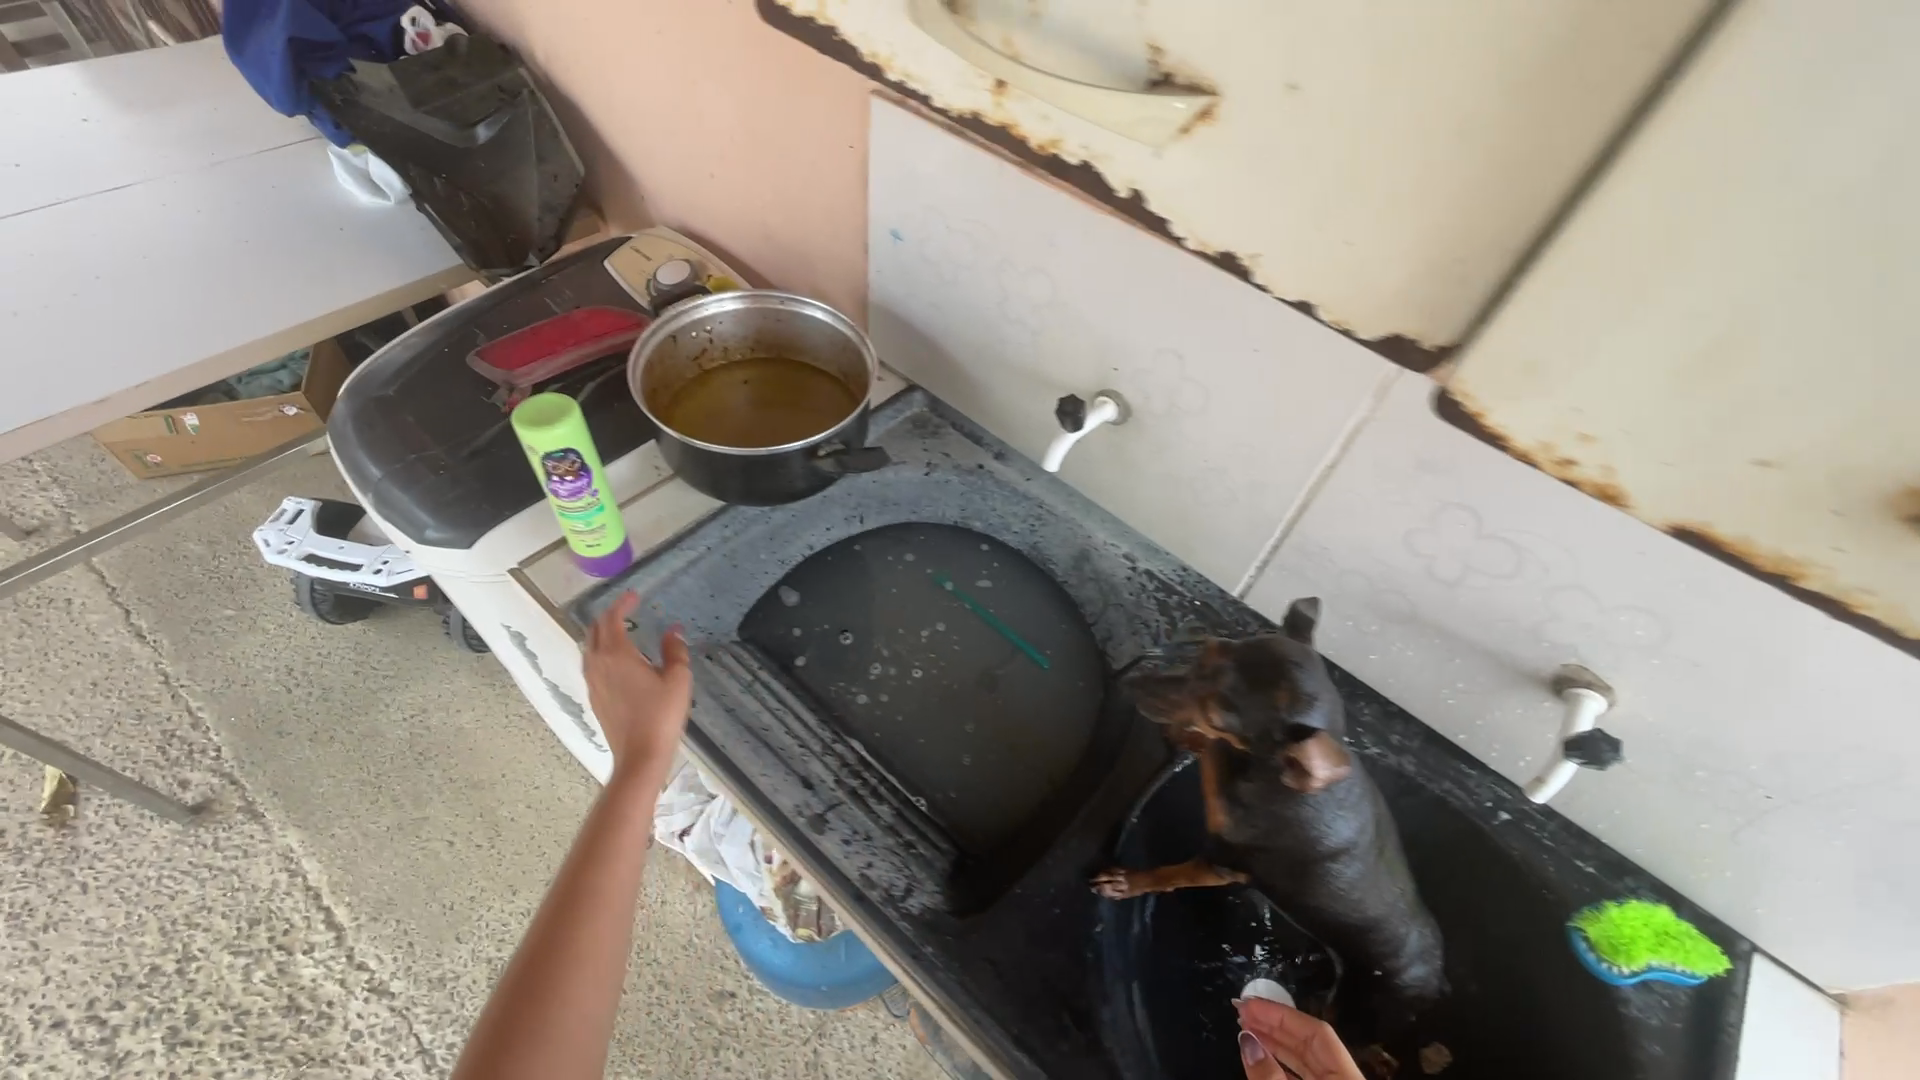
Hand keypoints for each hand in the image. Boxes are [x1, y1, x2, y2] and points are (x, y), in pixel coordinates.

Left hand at [583, 592, 690, 781]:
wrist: (640, 754)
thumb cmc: (661, 714)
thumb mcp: (677, 678)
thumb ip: (674, 650)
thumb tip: (673, 631)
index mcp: (617, 655)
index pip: (611, 619)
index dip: (621, 604)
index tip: (633, 595)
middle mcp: (598, 664)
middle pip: (594, 631)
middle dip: (608, 616)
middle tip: (626, 610)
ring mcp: (593, 682)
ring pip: (590, 648)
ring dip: (602, 635)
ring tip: (621, 632)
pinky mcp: (595, 697)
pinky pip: (592, 665)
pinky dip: (602, 652)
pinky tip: (619, 661)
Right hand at [1236, 998, 1364, 1079]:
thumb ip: (1270, 1076)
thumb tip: (1246, 1039)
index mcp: (1348, 1077)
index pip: (1317, 1032)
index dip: (1281, 1013)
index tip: (1249, 1004)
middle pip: (1310, 1044)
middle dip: (1274, 1025)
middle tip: (1241, 1011)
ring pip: (1304, 1062)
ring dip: (1273, 1043)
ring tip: (1245, 1028)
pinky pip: (1301, 1078)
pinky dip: (1279, 1065)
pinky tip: (1259, 1056)